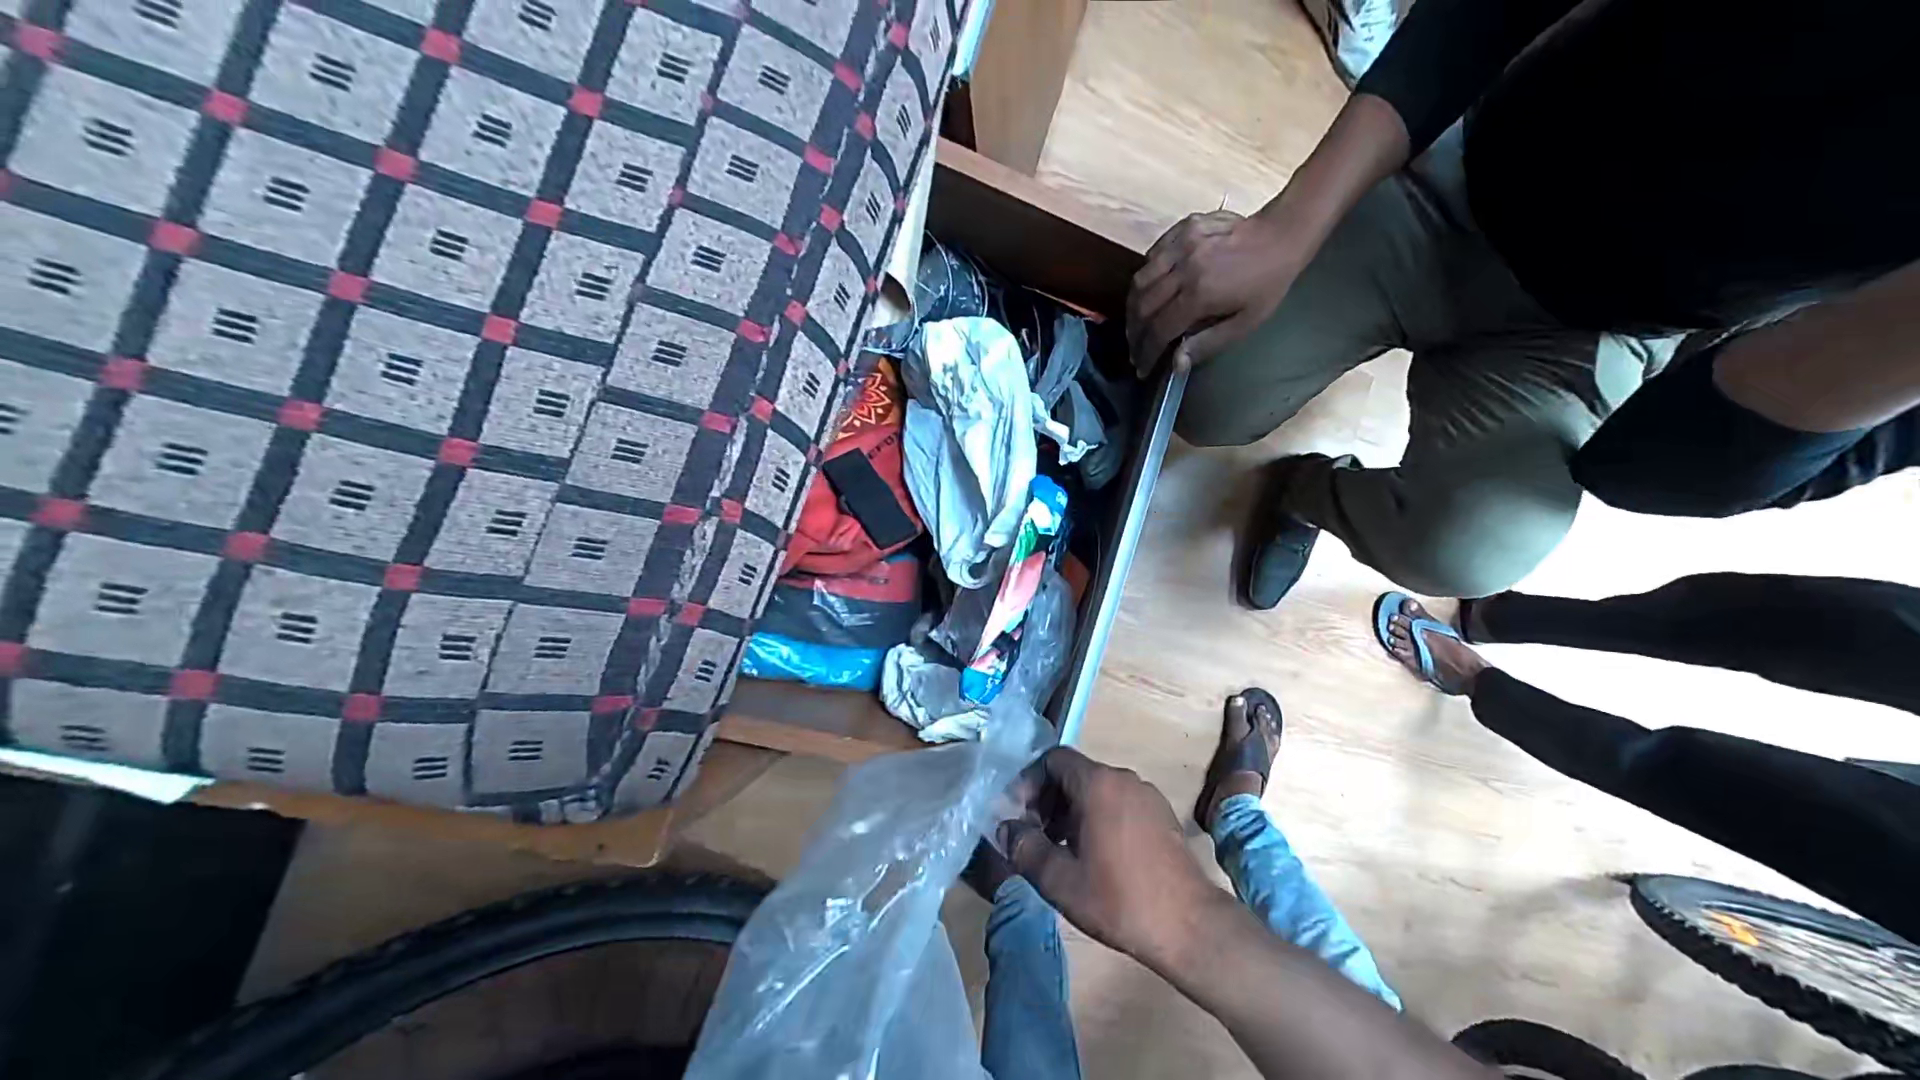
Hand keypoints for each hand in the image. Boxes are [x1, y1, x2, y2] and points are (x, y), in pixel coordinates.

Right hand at [1000, 747, 1228, 970]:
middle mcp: (1123, 778)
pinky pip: (1118, 803)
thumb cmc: (1119, 899)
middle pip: (1074, 773)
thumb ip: (1025, 848)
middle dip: (1048, 800)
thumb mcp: (1059, 880)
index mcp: (1098, 783)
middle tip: (1036, 836)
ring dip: (1071, 812)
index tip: (1020, 816)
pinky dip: (1098, 818)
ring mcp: (1147, 795)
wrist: (1190, 926)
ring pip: (1097, 790)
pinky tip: (1095, 856)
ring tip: (1062, 850)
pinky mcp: (1161, 815)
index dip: (1029, 783)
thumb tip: (1005, 829)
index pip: (1053, 759)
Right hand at [1127, 209, 1309, 376]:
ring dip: (1134, 306)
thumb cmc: (1268, 283)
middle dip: (1135, 333)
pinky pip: (1150, 257)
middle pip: (1143, 306)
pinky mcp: (1181, 229)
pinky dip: (1145, 278)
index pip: (1159, 329)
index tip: (1142, 368)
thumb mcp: (1246, 322)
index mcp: (1200, 293)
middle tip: (1136, 348)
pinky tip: (1150, 291)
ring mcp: (1180, 245)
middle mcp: (1184, 268)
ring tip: (1136, 323)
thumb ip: (1207, 343)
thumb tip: (1175, 363)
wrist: (1283, 233)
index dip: (1146, 352)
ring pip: (1140, 280)